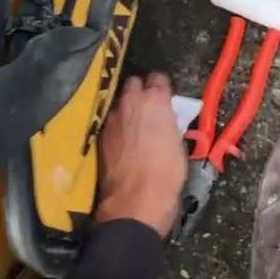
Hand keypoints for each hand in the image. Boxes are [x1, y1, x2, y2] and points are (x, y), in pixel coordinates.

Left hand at [94, 72, 187, 236]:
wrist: (135, 201)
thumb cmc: (166, 173)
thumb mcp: (178, 143)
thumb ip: (170, 122)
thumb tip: (165, 119)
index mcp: (155, 101)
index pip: (158, 78)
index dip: (162, 87)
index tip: (166, 97)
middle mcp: (131, 103)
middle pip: (134, 83)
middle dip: (141, 90)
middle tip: (149, 106)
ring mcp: (113, 118)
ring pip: (120, 101)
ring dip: (128, 107)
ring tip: (135, 123)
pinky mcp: (101, 134)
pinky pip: (111, 120)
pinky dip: (118, 124)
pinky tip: (123, 138)